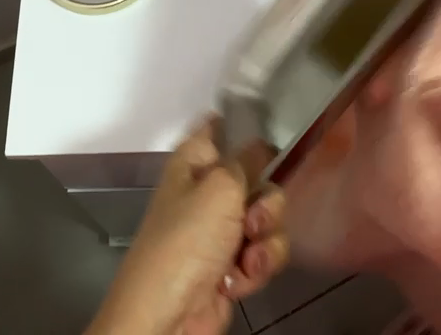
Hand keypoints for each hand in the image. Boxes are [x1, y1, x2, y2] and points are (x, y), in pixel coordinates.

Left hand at [86, 120, 289, 334]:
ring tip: (247, 261)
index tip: (270, 137)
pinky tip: (237, 281)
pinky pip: (262, 254)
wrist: (169, 314)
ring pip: (267, 220)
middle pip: (258, 178)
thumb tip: (262, 143)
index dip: (245, 127)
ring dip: (265, 243)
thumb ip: (248, 160)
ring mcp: (221, 229)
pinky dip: (256, 269)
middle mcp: (209, 189)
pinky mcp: (233, 264)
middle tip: (252, 220)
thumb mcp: (221, 188)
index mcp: (196, 160)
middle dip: (267, 204)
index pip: (221, 126)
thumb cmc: (188, 238)